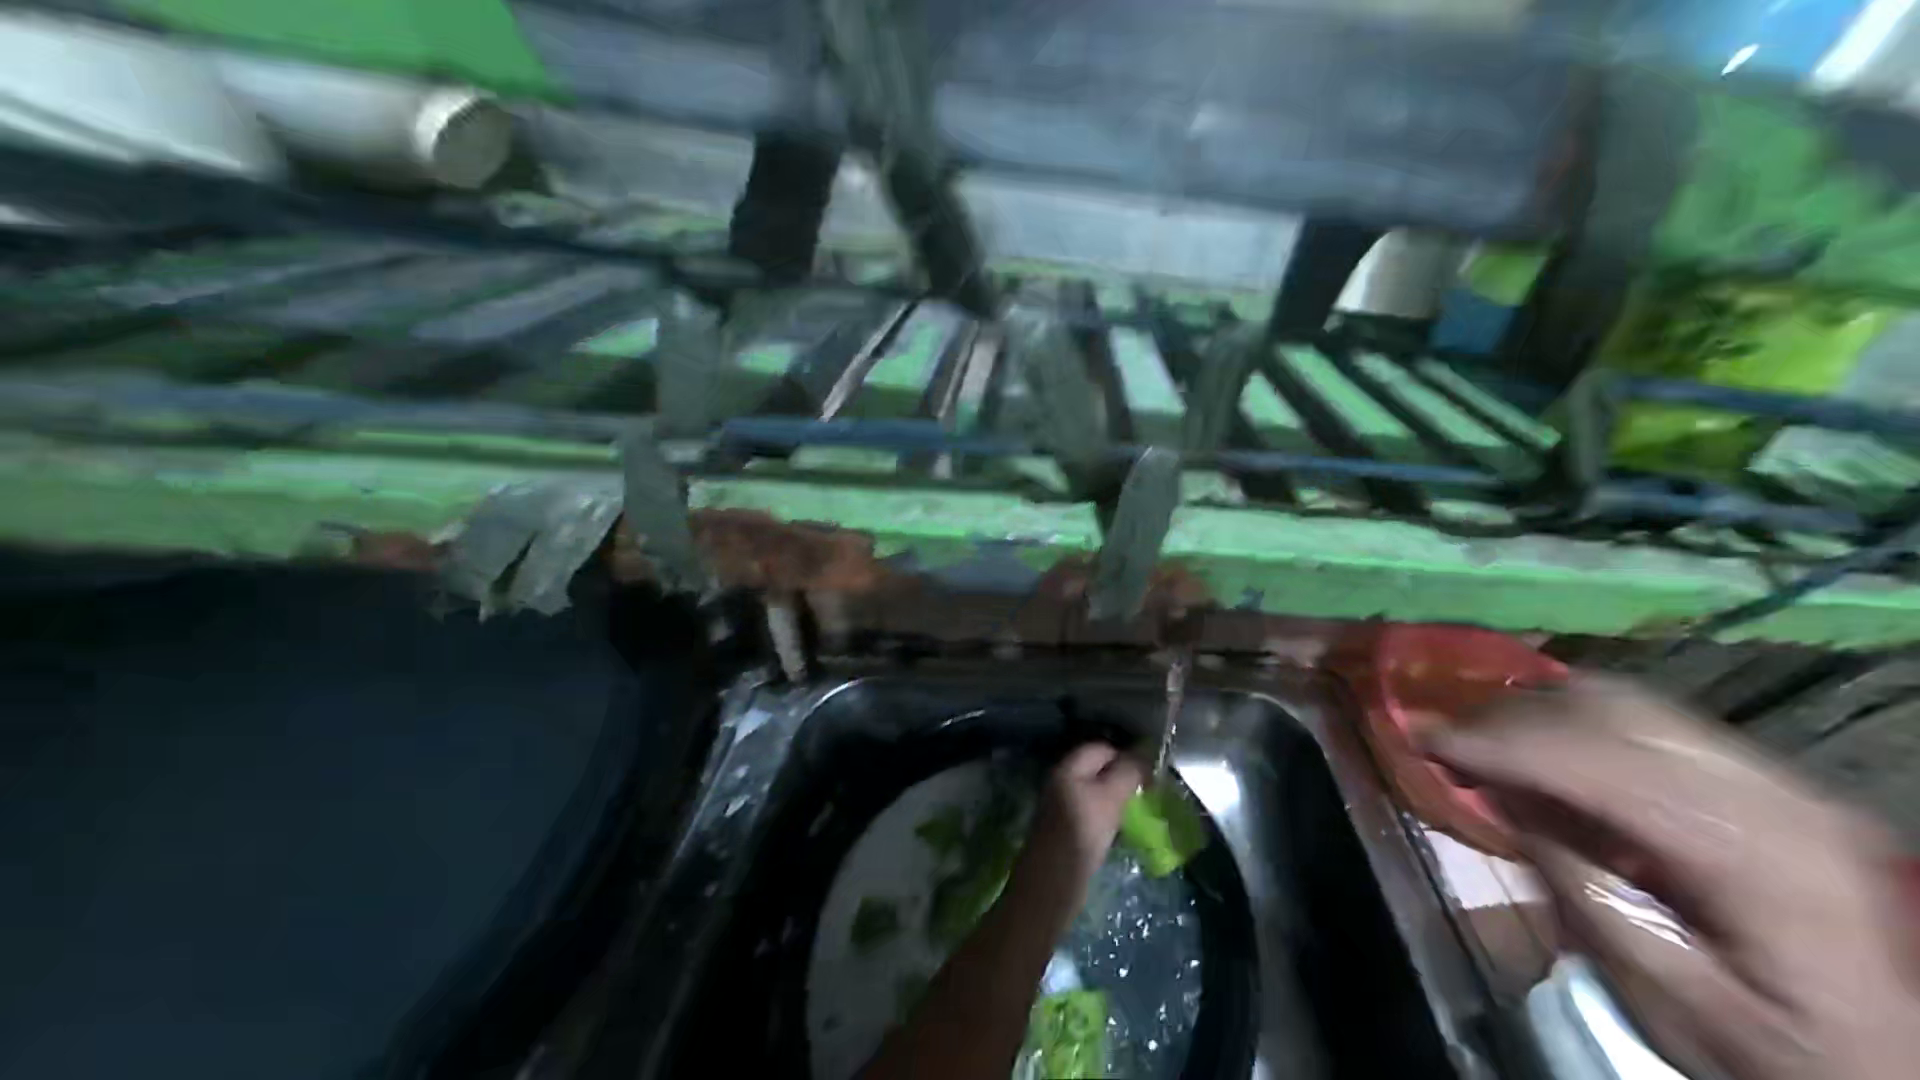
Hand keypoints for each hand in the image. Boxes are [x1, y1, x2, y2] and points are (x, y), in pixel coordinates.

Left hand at [1015, 743, 1146, 906]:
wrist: (1050, 886)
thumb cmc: (1081, 837)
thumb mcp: (1109, 800)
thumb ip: (1127, 773)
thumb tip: (1144, 753)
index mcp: (1068, 767)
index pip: (1101, 748)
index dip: (1126, 755)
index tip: (1150, 773)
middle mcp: (1061, 780)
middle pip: (1097, 767)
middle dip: (1122, 775)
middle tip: (1148, 791)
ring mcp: (1061, 805)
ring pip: (1095, 790)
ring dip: (1116, 796)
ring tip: (1139, 809)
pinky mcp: (1065, 828)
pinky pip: (1091, 810)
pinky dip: (1107, 813)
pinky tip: (1121, 827)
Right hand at [1423, 677, 1919, 1079]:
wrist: (1891, 1061)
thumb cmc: (1768, 1045)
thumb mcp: (1664, 994)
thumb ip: (1580, 887)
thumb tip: (1503, 795)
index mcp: (1757, 856)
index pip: (1599, 763)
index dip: (1499, 741)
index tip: (1422, 735)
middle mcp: (1774, 794)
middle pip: (1612, 713)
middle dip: (1507, 716)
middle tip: (1440, 735)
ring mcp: (1775, 777)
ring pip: (1626, 700)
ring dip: (1536, 708)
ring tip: (1478, 734)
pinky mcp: (1761, 774)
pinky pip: (1646, 713)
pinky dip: (1573, 713)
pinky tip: (1536, 737)